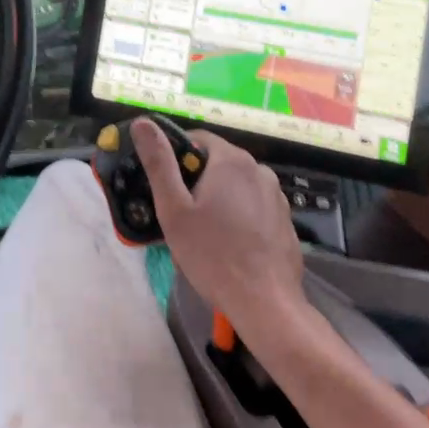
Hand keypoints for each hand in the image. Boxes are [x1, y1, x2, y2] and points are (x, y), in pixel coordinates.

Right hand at [131, 119, 306, 319]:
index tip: (165, 185)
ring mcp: (277, 197)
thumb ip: (159, 162)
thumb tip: (142, 123)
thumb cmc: (212, 254)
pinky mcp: (286, 222)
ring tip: (205, 232)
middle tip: (181, 213)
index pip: (197, 139)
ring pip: (237, 186)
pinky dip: (240, 216)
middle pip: (218, 162)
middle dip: (197, 180)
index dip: (176, 157)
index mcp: (232, 161)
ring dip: (220, 198)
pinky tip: (231, 245)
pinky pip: (255, 207)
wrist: (265, 304)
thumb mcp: (173, 208)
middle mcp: (260, 170)